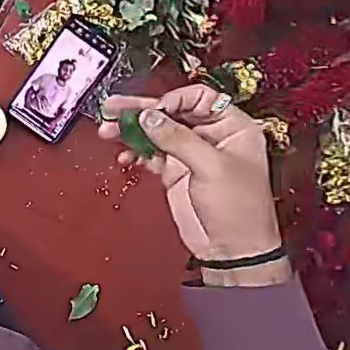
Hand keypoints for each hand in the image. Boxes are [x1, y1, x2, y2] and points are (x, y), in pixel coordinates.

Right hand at [99, 86, 290, 287]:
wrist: (232, 251)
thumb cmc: (241, 210)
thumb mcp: (211, 167)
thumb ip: (178, 139)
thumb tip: (150, 116)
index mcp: (232, 127)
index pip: (199, 97)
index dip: (173, 100)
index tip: (152, 110)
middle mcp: (210, 136)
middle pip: (172, 112)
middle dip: (142, 110)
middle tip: (115, 108)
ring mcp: (190, 154)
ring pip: (156, 132)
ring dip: (131, 130)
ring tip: (108, 129)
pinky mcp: (175, 172)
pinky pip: (150, 154)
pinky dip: (135, 152)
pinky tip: (123, 154)